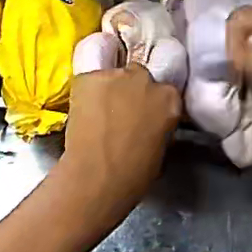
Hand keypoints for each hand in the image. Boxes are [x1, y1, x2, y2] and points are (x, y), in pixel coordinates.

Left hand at [54, 66, 180, 220]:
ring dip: (108, 89)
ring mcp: (117, 75)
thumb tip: (148, 122)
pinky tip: (83, 108)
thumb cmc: (133, 174)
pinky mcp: (90, 76)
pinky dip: (86, 91)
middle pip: (138, 76)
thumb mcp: (160, 148)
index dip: (150, 102)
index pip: (164, 90)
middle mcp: (146, 80)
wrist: (97, 176)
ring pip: (112, 75)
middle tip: (119, 111)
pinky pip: (89, 79)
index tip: (141, 113)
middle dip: (130, 90)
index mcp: (169, 99)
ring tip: (98, 110)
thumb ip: (158, 124)